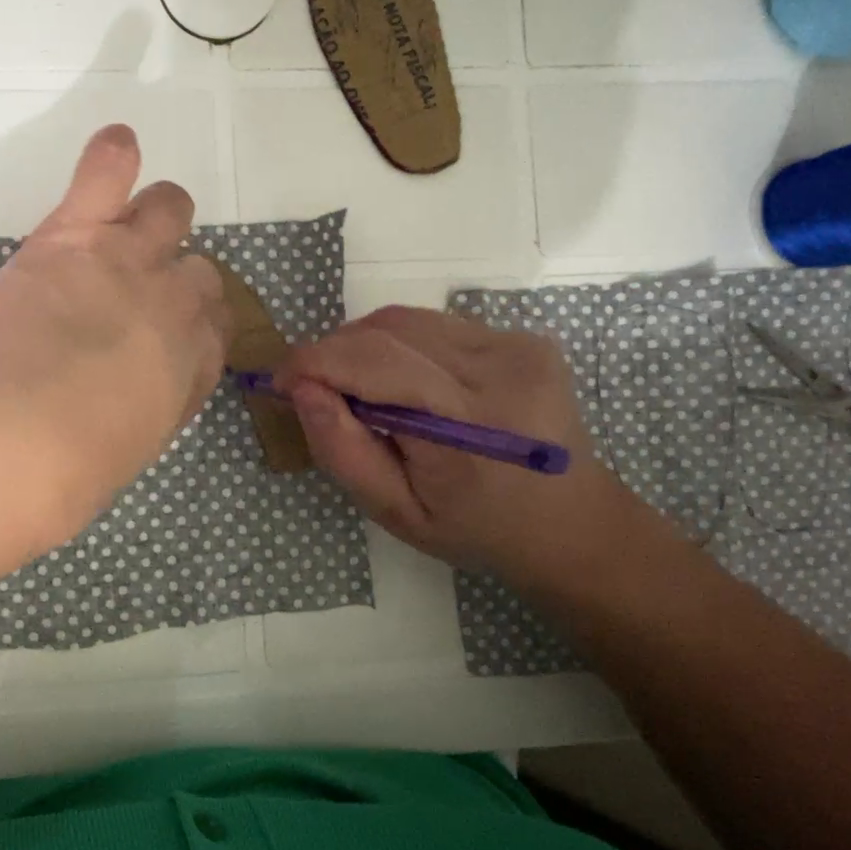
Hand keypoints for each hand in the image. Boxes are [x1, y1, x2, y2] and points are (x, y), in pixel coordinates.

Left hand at [0, 124, 227, 544]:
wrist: (9, 443)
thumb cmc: (59, 476)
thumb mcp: (119, 457)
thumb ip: (133, 417)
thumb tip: (120, 408)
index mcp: (190, 373)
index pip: (214, 330)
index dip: (188, 328)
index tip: (157, 339)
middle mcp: (175, 310)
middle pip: (199, 272)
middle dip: (172, 281)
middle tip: (129, 295)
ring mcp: (127, 264)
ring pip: (169, 211)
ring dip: (154, 217)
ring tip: (122, 227)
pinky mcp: (73, 236)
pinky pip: (106, 173)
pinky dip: (111, 156)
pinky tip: (114, 147)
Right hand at [278, 306, 663, 589]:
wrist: (573, 524)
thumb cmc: (476, 529)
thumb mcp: (394, 512)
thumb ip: (342, 451)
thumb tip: (299, 389)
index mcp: (468, 423)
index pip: (371, 362)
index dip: (312, 362)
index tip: (277, 382)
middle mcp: (500, 369)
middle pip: (384, 330)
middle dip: (330, 352)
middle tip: (309, 390)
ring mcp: (517, 347)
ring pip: (405, 320)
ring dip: (361, 346)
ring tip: (353, 388)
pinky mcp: (523, 338)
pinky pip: (433, 325)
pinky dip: (398, 346)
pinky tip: (401, 382)